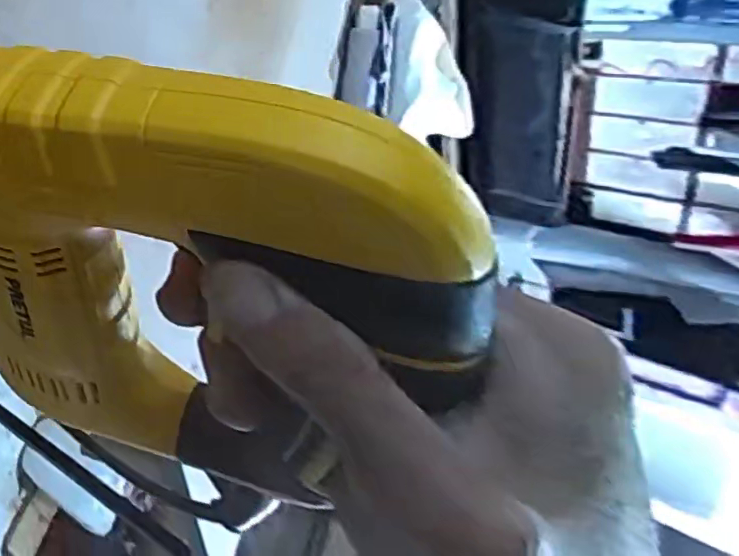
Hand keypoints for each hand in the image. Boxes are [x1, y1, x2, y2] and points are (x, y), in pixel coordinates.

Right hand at [159, 255, 655, 554]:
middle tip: (215, 360)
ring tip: (237, 408)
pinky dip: (285, 388)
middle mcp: (499, 339)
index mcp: (530, 334)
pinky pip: (337, 370)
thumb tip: (228, 275)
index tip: (208, 279)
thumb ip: (331, 378)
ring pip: (327, 328)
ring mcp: (467, 380)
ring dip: (260, 359)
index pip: (377, 247)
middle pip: (338, 290)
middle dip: (259, 323)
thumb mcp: (419, 491)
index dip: (278, 253)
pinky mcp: (436, 417)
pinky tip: (261, 419)